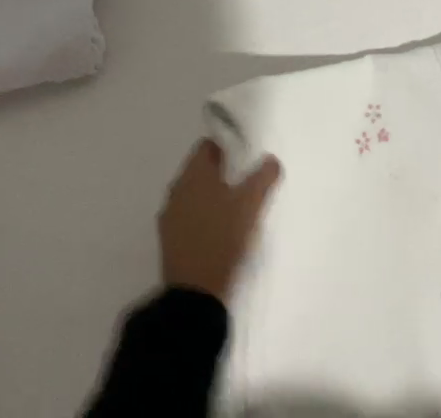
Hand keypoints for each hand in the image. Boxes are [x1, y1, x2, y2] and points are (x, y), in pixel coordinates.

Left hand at [158, 139, 281, 298]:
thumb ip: (264, 176)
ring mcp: (170, 217)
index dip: (229, 146)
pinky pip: (191, 216)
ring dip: (215, 196)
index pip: (208, 145)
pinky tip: (223, 230)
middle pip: (202, 170)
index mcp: (193, 175)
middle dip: (224, 172)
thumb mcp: (251, 204)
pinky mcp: (171, 240)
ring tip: (239, 208)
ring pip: (196, 194)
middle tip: (249, 182)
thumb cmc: (223, 239)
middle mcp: (176, 190)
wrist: (195, 294)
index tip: (248, 156)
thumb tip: (270, 160)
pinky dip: (206, 216)